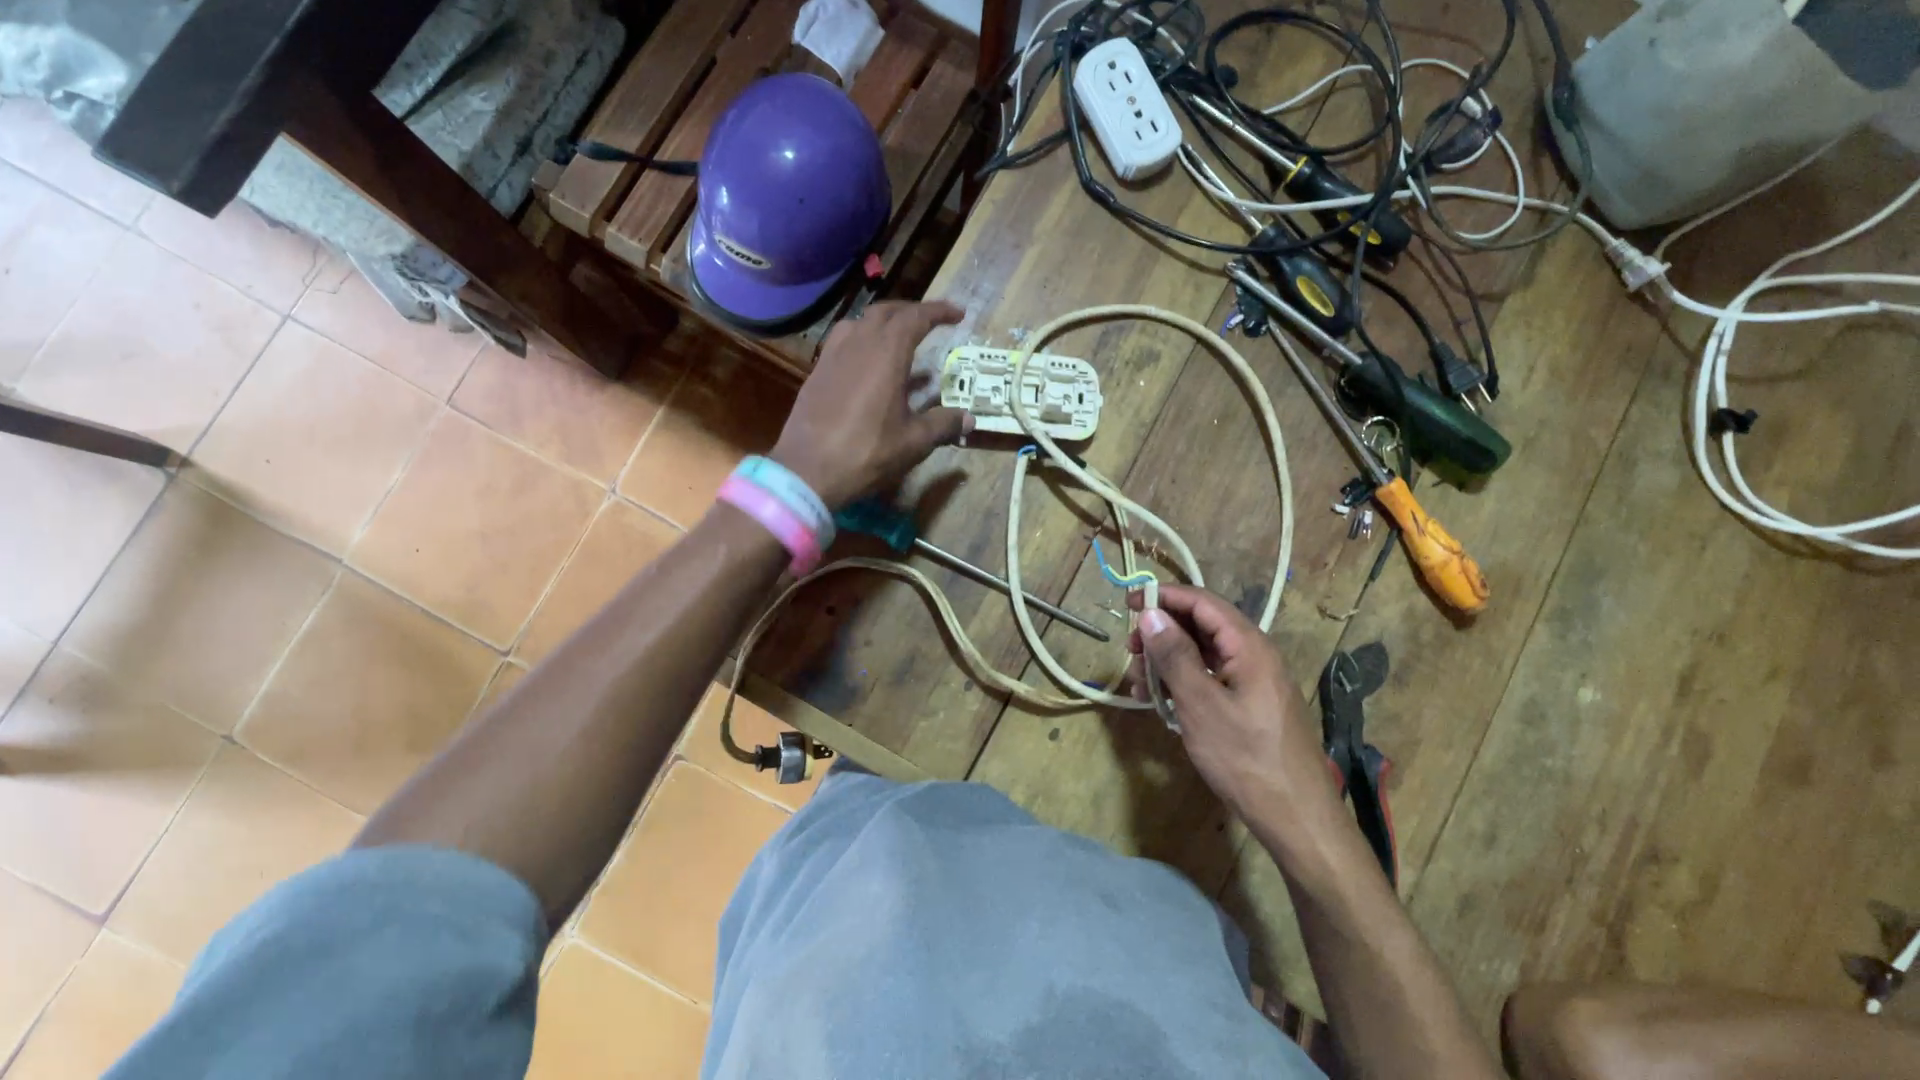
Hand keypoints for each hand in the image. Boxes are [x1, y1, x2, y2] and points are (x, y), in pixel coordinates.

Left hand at [769, 300, 973, 508]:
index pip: (915, 317)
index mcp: (886, 353)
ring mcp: (832, 357)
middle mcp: (858, 344)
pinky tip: (870, 367)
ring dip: (882, 324)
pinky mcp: (817, 373)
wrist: (807, 472)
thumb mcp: (913, 442)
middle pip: (886, 312)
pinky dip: (862, 343)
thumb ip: (942, 424)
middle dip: (910, 312)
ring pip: (859, 324)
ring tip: (898, 340)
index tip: (958, 314)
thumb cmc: (866, 452)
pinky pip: (843, 344)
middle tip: (930, 322)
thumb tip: (969, 418)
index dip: (939, 312)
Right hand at [1126, 586, 1337, 822]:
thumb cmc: (1245, 758)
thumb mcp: (1201, 705)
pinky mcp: (1251, 706)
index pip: (1203, 602)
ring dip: (1168, 662)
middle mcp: (1254, 656)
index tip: (1126, 602)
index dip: (1164, 597)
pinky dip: (1184, 684)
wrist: (1295, 816)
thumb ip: (1174, 656)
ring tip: (1138, 684)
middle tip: (1129, 652)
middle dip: (1162, 632)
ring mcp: (1254, 682)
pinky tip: (1161, 703)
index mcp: (1249, 646)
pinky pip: (1212, 680)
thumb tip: (1150, 613)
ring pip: (1204, 655)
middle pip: (1202, 626)